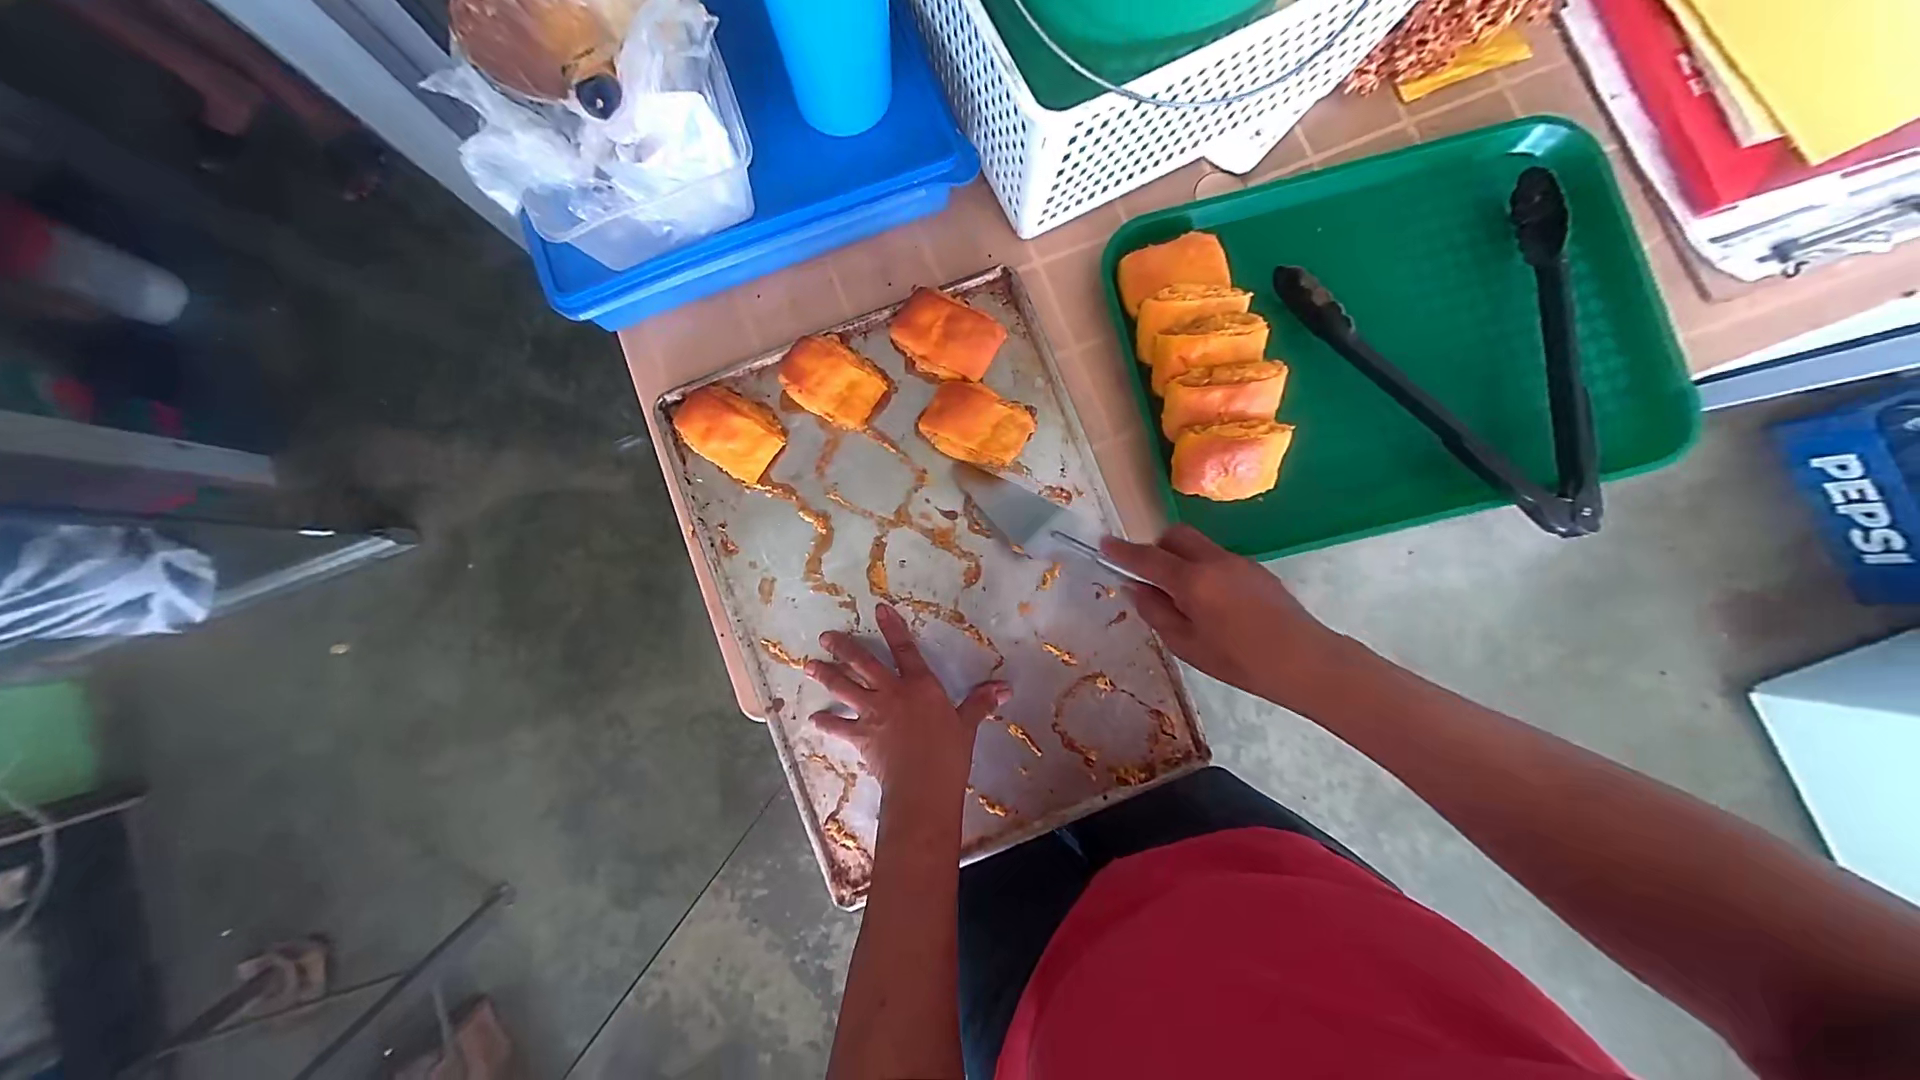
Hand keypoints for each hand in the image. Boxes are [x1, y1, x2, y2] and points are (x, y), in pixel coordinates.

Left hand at [807, 603, 1010, 798]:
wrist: (923, 783)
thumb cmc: (948, 752)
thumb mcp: (967, 724)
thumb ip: (980, 703)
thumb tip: (1005, 689)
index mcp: (919, 685)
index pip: (905, 649)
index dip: (892, 628)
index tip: (879, 609)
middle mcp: (892, 692)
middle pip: (863, 663)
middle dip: (843, 648)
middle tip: (825, 637)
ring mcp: (873, 713)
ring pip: (845, 688)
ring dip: (826, 675)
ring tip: (809, 665)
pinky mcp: (861, 736)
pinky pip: (840, 727)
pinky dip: (827, 723)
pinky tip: (815, 719)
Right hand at [1102, 525, 1350, 708]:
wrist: (1305, 660)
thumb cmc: (1240, 660)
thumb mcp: (1187, 645)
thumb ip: (1156, 612)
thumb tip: (1136, 588)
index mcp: (1192, 581)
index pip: (1148, 559)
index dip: (1122, 552)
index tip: (1104, 543)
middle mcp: (1214, 561)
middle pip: (1175, 536)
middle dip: (1157, 548)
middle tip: (1152, 578)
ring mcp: (1238, 562)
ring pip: (1198, 545)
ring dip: (1181, 560)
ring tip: (1186, 599)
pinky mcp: (1255, 569)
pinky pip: (1217, 558)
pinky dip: (1203, 570)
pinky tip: (1214, 604)